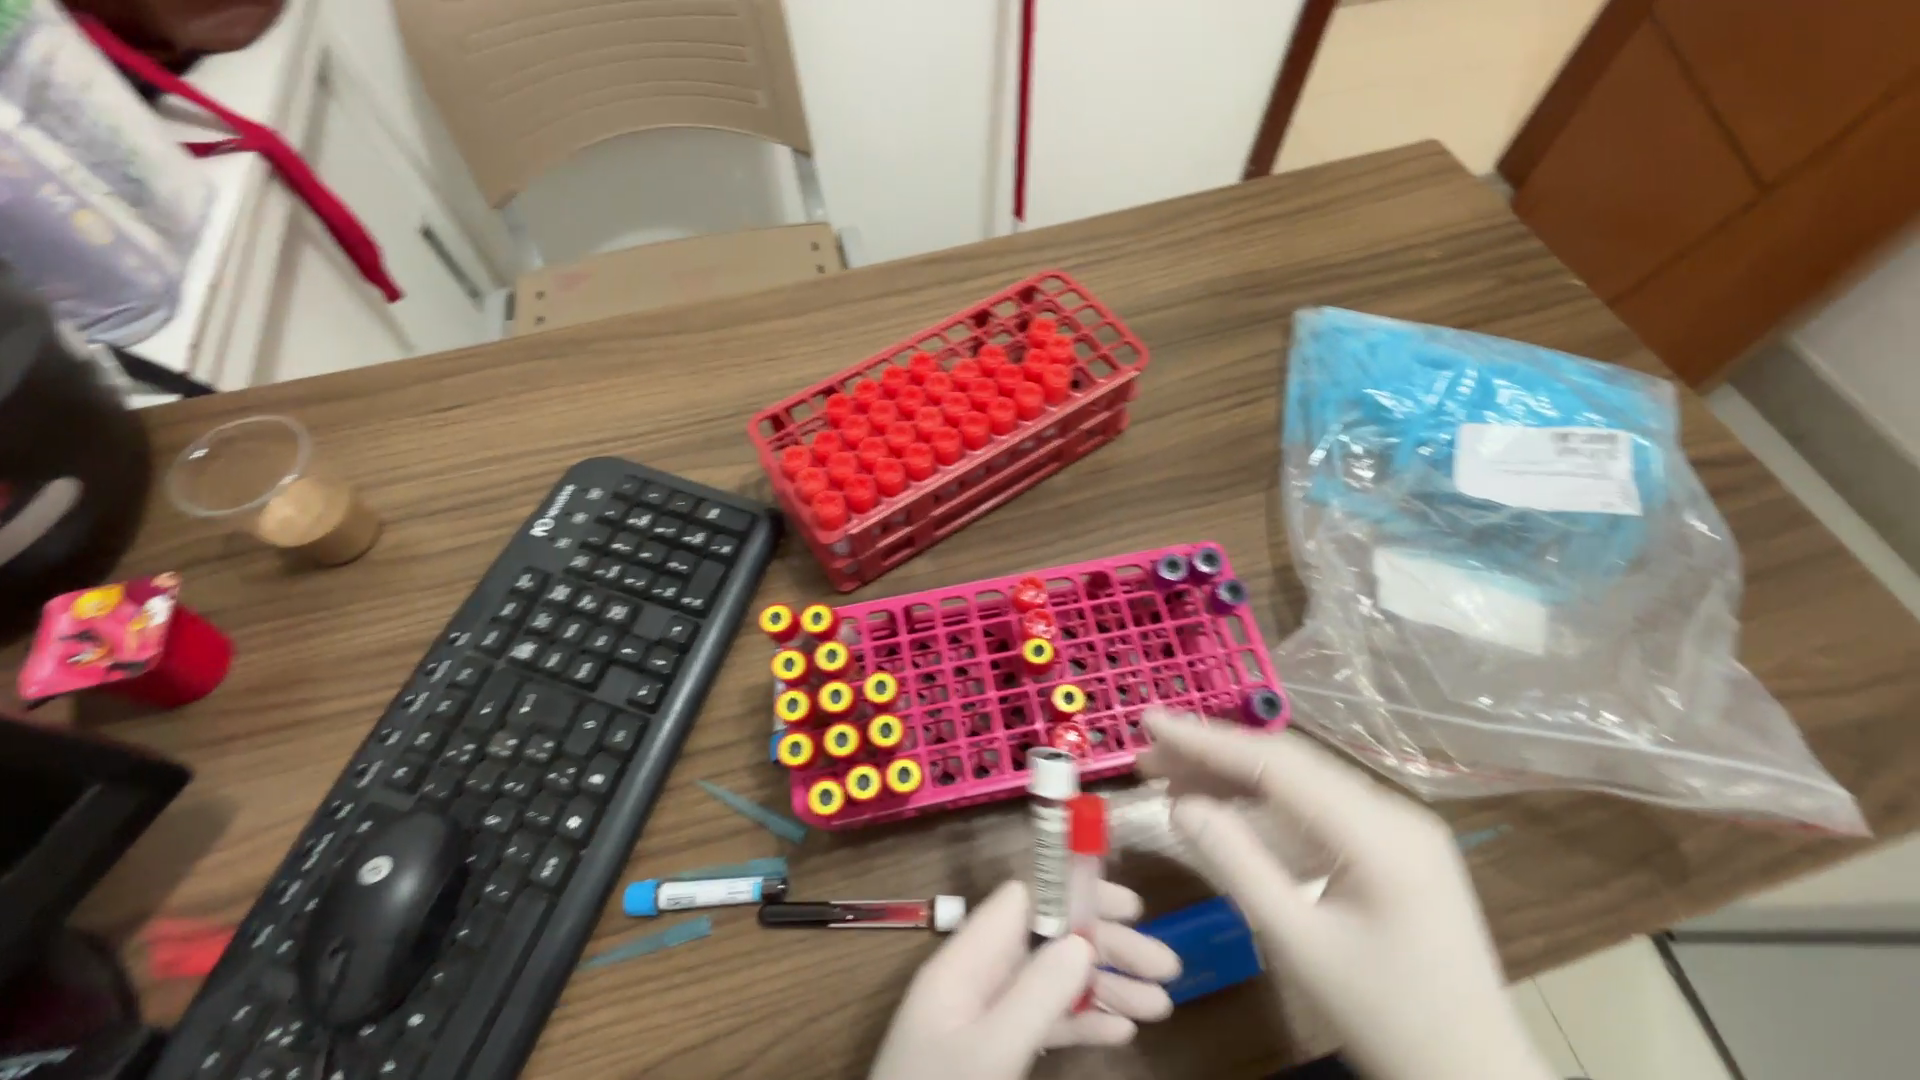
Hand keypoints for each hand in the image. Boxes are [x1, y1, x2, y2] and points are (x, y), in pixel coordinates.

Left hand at [868, 879, 1180, 1079]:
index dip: (1074, 892)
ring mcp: (988, 1015)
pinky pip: (1048, 1023)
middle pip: (1049, 941)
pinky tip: (1124, 1034)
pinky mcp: (998, 1049)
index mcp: (965, 961)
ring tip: (1162, 1004)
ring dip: (1108, 988)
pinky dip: (1086, 1023)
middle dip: (1106, 947)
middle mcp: (978, 978)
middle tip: (1166, 966)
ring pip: (1055, 984)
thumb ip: (1034, 994)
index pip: (1023, 900)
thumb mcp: (988, 1050)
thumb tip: (1083, 940)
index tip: (1129, 907)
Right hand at [1139, 708, 1553, 1079]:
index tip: (1149, 722)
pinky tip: (1229, 811)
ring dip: (1239, 780)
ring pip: (1304, 785)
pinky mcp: (1396, 851)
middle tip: (1149, 757)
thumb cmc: (1385, 1017)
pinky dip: (1269, 808)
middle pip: (1291, 765)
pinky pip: (1321, 812)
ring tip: (1173, 781)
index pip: (1277, 763)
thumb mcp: (1298, 942)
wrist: (1474, 1077)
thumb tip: (1181, 804)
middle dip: (1215, 756)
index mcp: (1379, 832)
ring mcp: (1400, 830)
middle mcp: (1395, 813)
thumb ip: (1237, 864)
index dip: (1206, 740)